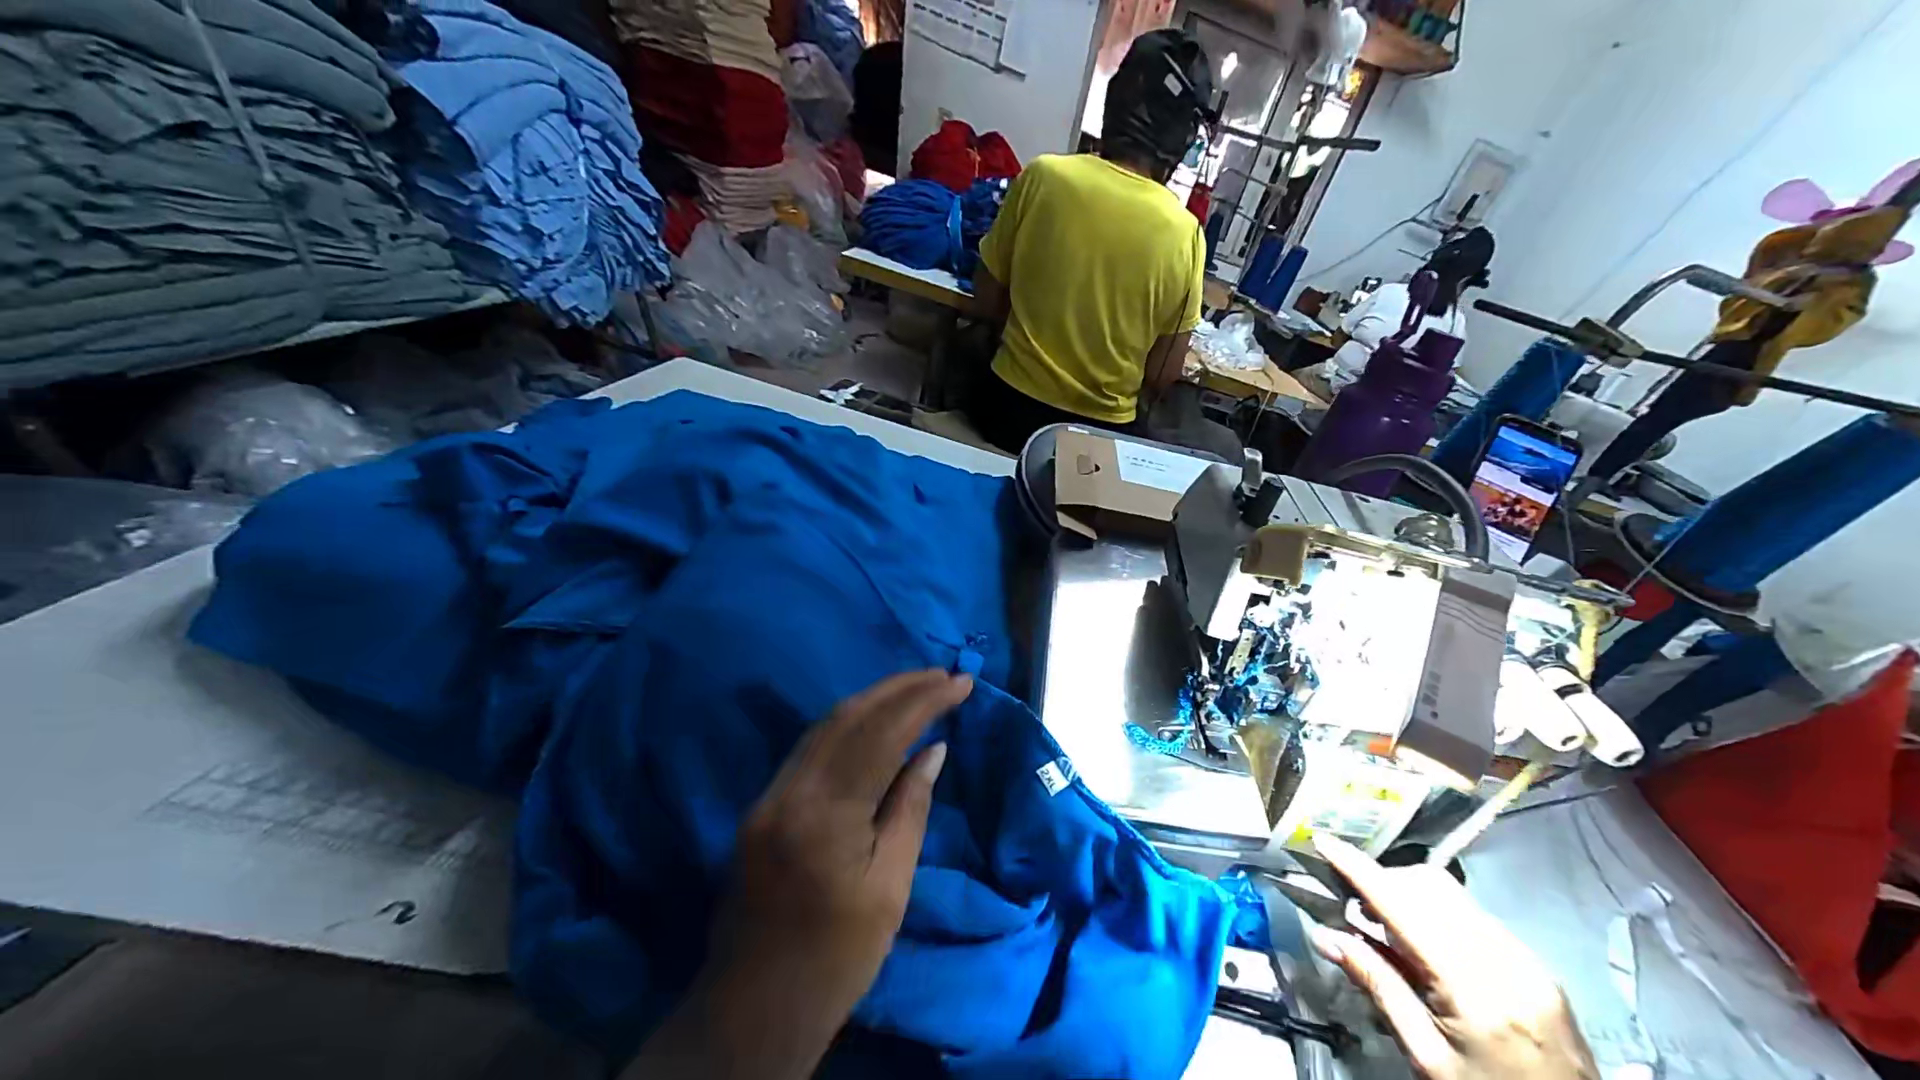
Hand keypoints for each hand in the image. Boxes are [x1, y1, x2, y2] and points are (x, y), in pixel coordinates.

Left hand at [625, 670, 970, 1079]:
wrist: (756, 1007)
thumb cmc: (839, 957)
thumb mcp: (891, 886)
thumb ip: (910, 807)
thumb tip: (933, 749)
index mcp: (827, 814)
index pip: (882, 733)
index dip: (924, 701)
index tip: (961, 683)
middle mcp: (790, 790)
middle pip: (848, 716)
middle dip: (898, 688)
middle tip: (941, 675)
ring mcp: (768, 795)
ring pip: (823, 725)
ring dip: (872, 700)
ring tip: (915, 688)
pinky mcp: (761, 805)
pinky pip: (809, 748)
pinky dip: (846, 725)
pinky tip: (872, 722)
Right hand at [1307, 834, 1598, 1079]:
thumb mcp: (1427, 1057)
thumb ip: (1379, 988)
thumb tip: (1325, 935)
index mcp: (1475, 989)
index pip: (1404, 908)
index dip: (1359, 871)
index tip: (1324, 842)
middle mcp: (1507, 960)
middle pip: (1430, 886)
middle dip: (1382, 882)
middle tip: (1350, 905)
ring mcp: (1527, 960)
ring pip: (1452, 894)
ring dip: (1408, 894)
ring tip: (1383, 927)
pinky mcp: (1536, 965)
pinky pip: (1474, 915)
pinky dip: (1437, 913)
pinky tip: (1423, 945)